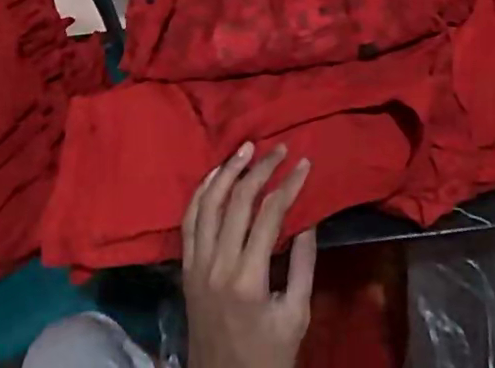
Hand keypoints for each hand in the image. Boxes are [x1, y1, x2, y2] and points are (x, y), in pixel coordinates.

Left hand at [182, 141, 315, 367]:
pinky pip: (188, 222)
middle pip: (237, 202)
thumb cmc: (267, 356)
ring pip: (208, 205)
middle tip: (280, 149)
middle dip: (261, 169)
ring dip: (227, 172)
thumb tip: (308, 217)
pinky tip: (215, 175)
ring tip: (245, 148)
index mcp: (247, 279)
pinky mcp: (186, 270)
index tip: (305, 163)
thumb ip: (303, 263)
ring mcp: (196, 267)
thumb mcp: (296, 314)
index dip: (289, 184)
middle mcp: (216, 266)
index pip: (269, 214)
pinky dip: (201, 194)